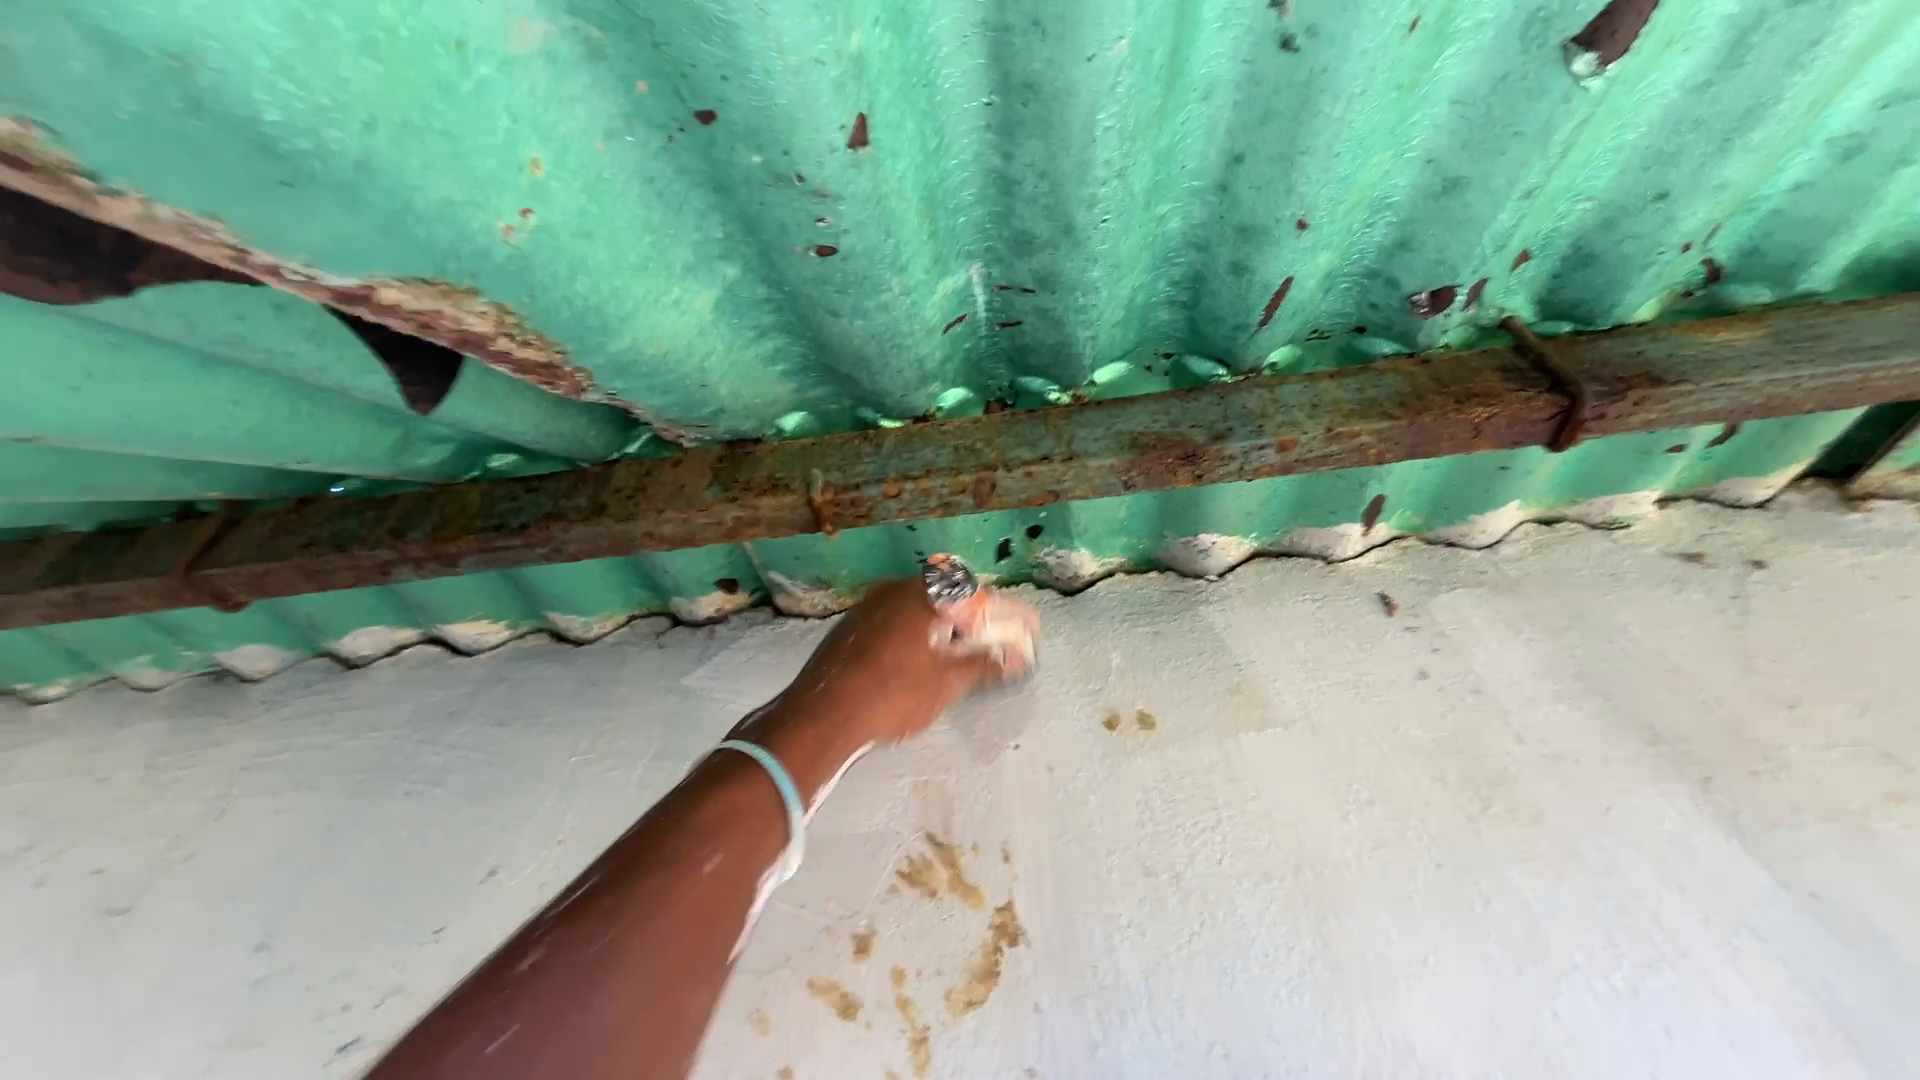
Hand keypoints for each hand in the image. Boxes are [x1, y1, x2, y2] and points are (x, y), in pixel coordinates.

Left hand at [774, 579, 1037, 744]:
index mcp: (923, 595)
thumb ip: (984, 663)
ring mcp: (869, 606)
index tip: (1028, 627)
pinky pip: (897, 618)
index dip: (1006, 611)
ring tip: (965, 649)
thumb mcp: (945, 683)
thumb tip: (1017, 656)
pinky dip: (920, 631)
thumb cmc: (891, 695)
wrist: (821, 715)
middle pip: (948, 595)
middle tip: (998, 637)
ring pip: (919, 606)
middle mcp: (895, 589)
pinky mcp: (852, 626)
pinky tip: (923, 656)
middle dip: (977, 616)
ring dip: (947, 624)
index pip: (977, 593)